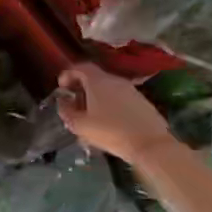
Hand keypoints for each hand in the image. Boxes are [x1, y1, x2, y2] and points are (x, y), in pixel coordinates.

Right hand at [57, 63, 175, 161]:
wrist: (150, 144)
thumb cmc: (111, 132)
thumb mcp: (81, 125)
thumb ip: (67, 111)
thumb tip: (63, 102)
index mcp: (98, 81)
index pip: (81, 67)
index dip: (68, 73)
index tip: (61, 86)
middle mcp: (115, 80)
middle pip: (95, 76)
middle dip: (81, 86)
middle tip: (74, 102)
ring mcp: (131, 90)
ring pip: (108, 87)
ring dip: (96, 96)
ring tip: (90, 113)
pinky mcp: (142, 101)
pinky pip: (120, 97)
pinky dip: (110, 102)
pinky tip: (108, 120)